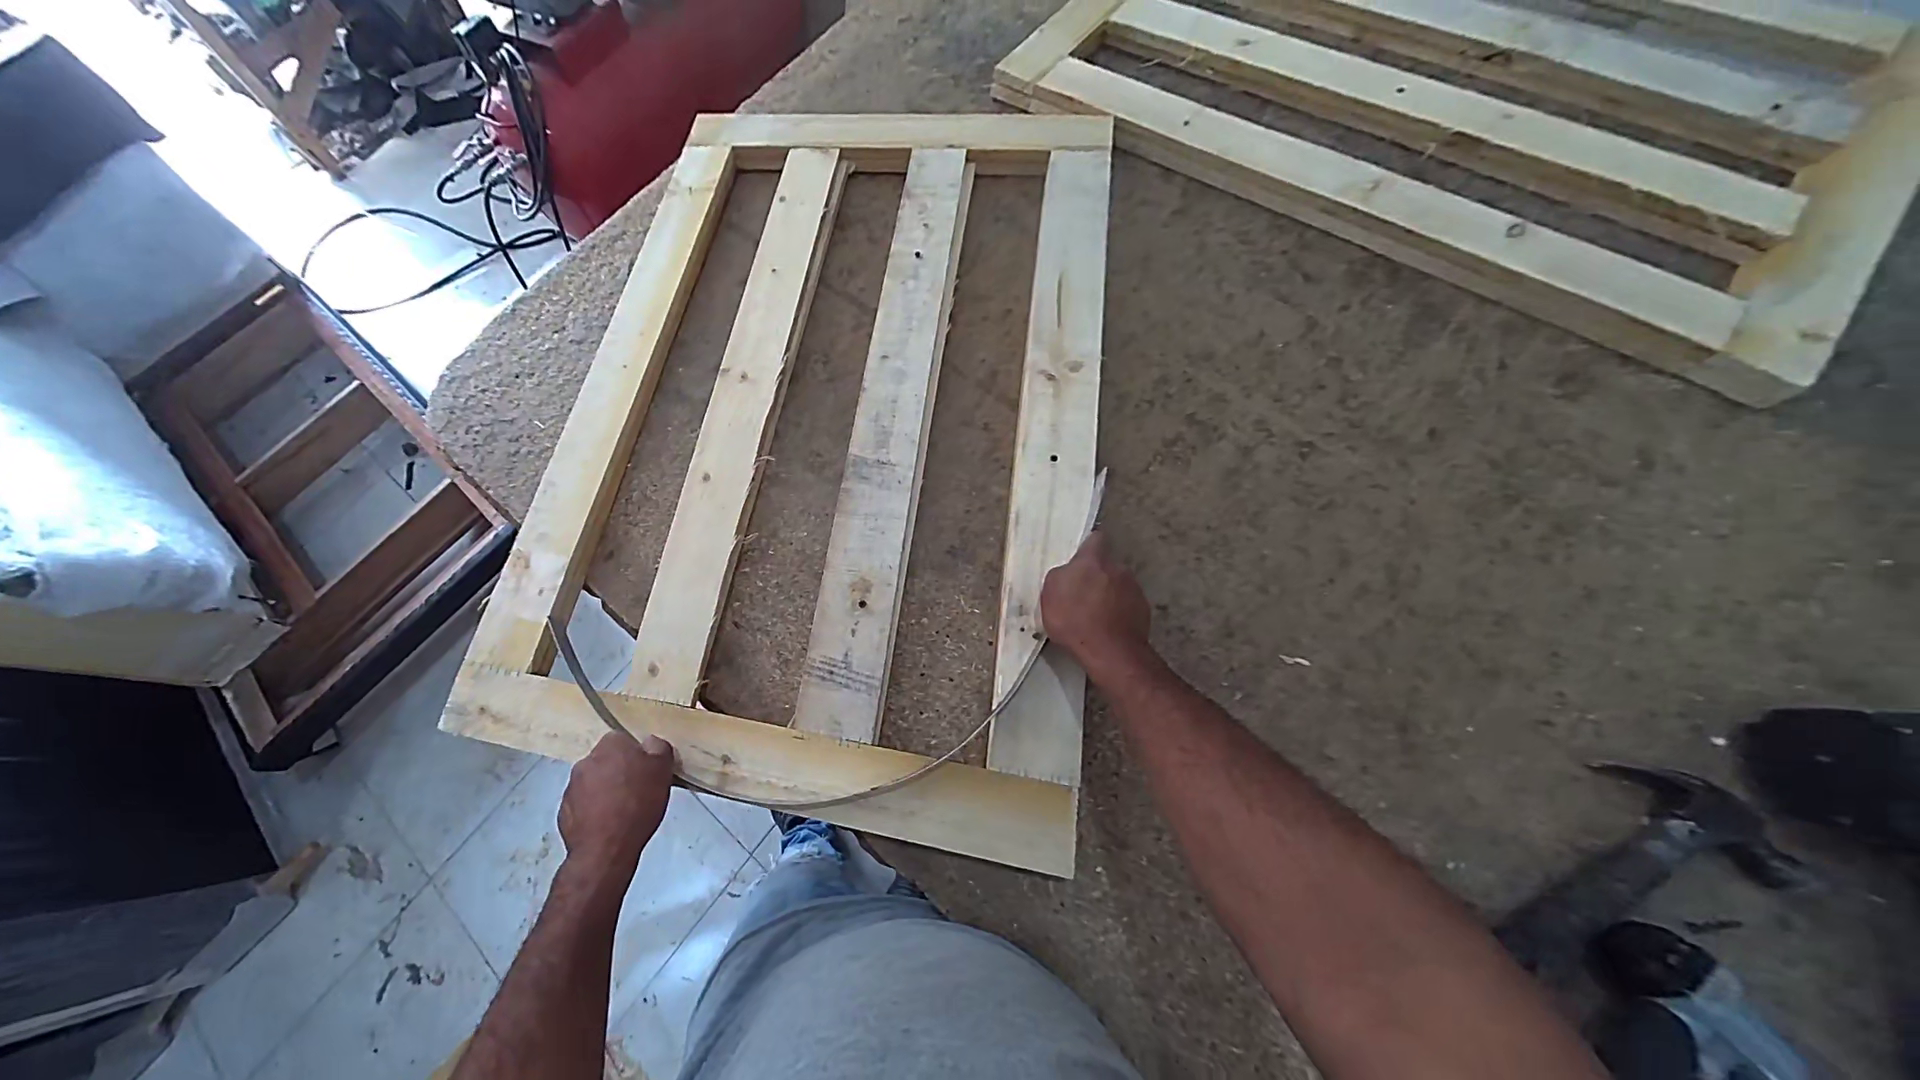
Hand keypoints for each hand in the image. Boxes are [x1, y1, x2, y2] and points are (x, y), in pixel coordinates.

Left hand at [557, 733, 674, 877]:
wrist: (606, 848)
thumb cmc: (638, 803)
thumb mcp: (662, 771)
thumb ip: (658, 748)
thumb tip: (650, 743)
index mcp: (610, 745)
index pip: (622, 738)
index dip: (635, 753)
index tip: (646, 768)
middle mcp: (586, 761)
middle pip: (606, 759)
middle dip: (618, 770)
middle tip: (637, 788)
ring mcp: (571, 787)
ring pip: (593, 781)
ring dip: (605, 789)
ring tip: (623, 808)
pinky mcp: (563, 811)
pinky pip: (583, 803)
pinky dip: (594, 808)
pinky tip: (608, 822)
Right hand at [1040, 532, 1153, 681]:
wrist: (1109, 652)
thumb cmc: (1074, 620)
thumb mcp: (1050, 594)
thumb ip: (1062, 575)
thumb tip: (1070, 573)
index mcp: (1094, 560)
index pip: (1095, 539)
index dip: (1088, 547)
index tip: (1080, 559)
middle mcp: (1118, 568)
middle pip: (1106, 565)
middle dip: (1096, 576)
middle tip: (1082, 595)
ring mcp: (1134, 588)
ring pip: (1118, 585)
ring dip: (1109, 594)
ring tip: (1095, 616)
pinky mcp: (1143, 609)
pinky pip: (1128, 603)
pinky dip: (1119, 611)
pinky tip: (1109, 627)